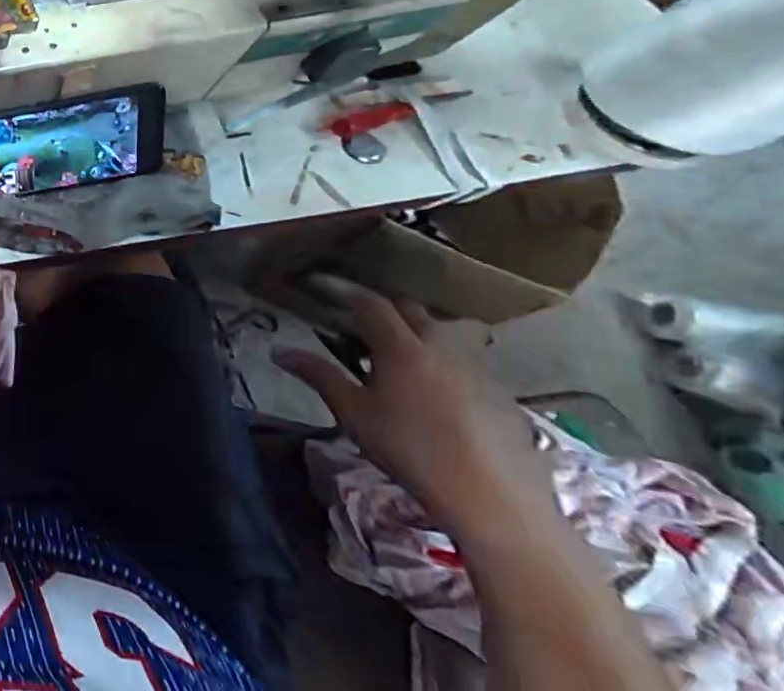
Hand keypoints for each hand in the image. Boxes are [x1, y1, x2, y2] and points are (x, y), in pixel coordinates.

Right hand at [275, 275, 558, 538]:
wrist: (490, 497)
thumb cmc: (409, 449)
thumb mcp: (353, 413)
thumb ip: (319, 375)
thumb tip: (279, 351)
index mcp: (401, 346)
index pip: (370, 304)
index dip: (344, 291)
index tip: (322, 286)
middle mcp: (442, 346)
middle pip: (412, 309)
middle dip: (385, 308)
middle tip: (362, 324)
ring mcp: (478, 368)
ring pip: (448, 331)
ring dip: (422, 331)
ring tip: (405, 354)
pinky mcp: (503, 393)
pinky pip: (470, 362)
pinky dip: (449, 363)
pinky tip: (440, 394)